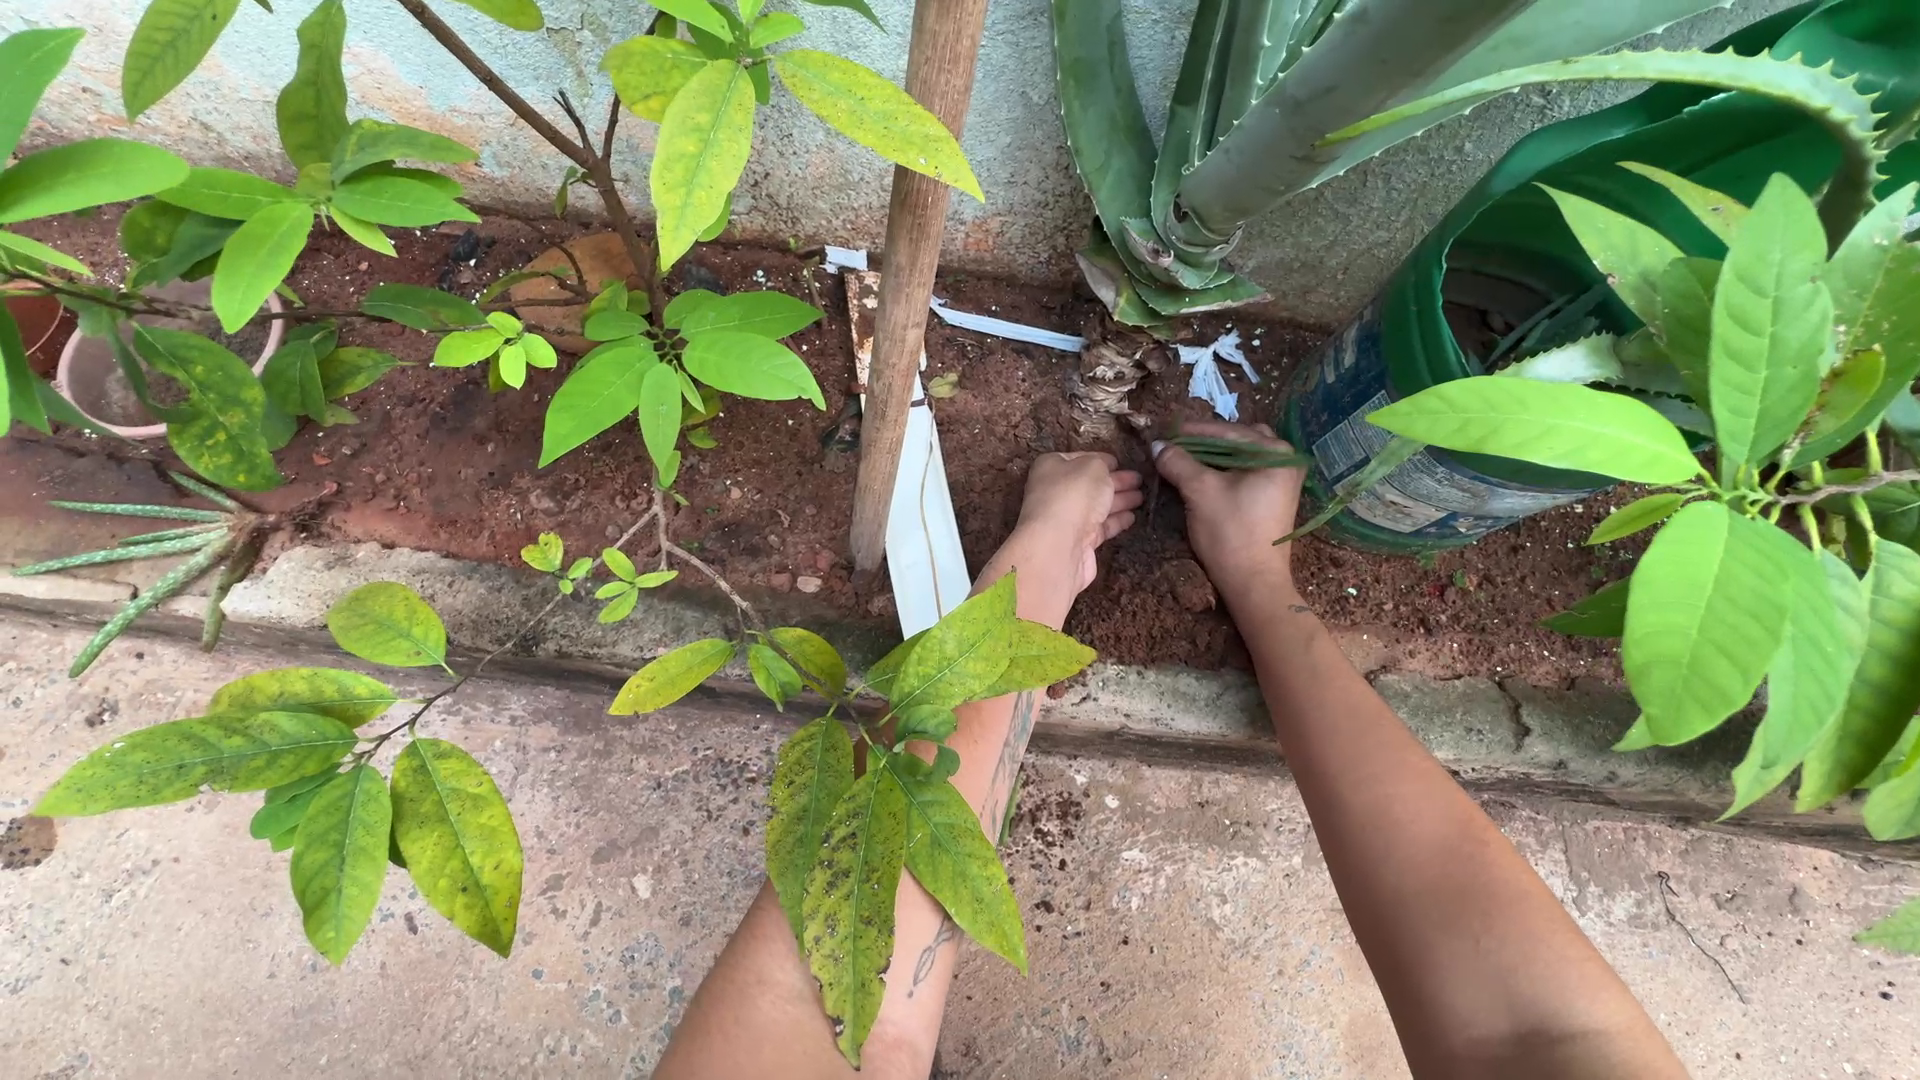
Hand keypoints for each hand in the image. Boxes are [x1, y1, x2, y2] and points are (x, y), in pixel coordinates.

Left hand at [1010, 452, 1142, 591]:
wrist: (1057, 546)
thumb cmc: (1073, 495)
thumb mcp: (1093, 466)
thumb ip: (1102, 463)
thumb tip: (1105, 466)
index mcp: (1051, 467)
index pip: (1079, 459)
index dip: (1100, 459)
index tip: (1119, 462)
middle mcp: (1055, 492)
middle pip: (1090, 484)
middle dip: (1114, 481)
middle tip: (1139, 480)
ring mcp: (1066, 518)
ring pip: (1097, 506)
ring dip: (1120, 500)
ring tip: (1141, 497)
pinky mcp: (1078, 542)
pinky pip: (1101, 527)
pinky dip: (1116, 521)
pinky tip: (1132, 517)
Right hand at [1153, 420, 1304, 593]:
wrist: (1252, 582)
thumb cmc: (1230, 532)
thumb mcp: (1199, 491)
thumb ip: (1177, 462)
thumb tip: (1156, 445)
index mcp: (1274, 452)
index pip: (1226, 431)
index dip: (1191, 432)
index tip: (1164, 432)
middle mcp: (1284, 461)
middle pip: (1235, 441)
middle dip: (1204, 442)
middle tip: (1175, 447)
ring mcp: (1281, 480)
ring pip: (1239, 458)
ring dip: (1212, 458)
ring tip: (1185, 462)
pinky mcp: (1272, 498)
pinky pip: (1244, 473)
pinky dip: (1222, 472)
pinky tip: (1200, 478)